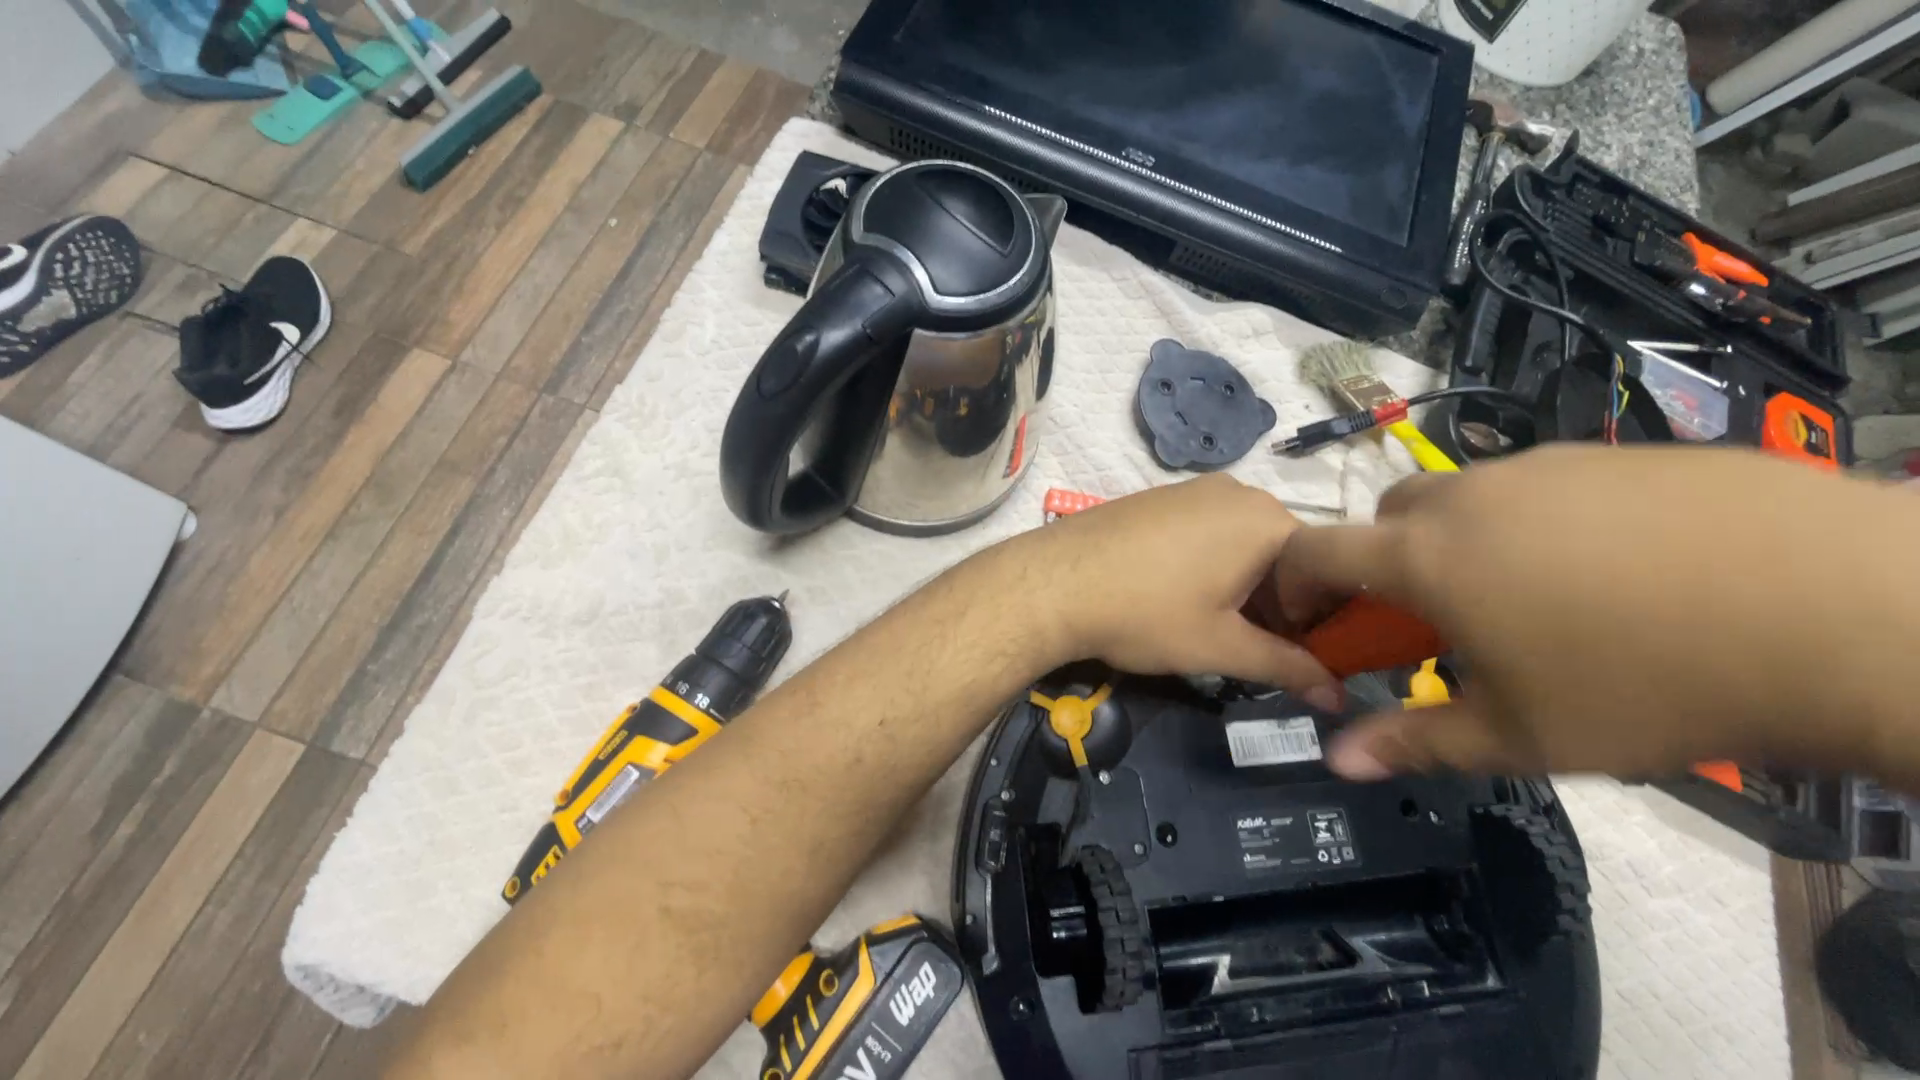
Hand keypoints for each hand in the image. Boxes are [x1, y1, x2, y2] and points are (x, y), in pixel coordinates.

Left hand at [986, 474, 1342, 706]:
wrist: (1050, 583)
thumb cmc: (1146, 614)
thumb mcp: (1221, 648)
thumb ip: (1286, 668)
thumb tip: (1338, 697)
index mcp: (1270, 520)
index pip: (1325, 571)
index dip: (1318, 619)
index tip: (1301, 657)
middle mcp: (1239, 492)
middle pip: (1283, 555)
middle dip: (1277, 604)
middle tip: (1253, 649)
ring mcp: (1193, 489)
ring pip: (1242, 544)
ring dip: (1242, 587)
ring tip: (1212, 628)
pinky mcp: (1158, 497)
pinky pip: (1205, 532)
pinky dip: (1208, 566)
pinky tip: (1178, 599)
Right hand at [1278, 444, 1919, 780]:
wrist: (1844, 612)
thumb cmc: (1649, 685)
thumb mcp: (1522, 735)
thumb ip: (1416, 742)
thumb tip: (1338, 762)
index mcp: (1429, 556)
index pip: (1317, 550)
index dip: (1294, 582)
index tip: (1310, 619)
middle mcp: (1473, 494)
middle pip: (1390, 515)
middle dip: (1386, 561)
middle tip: (1436, 620)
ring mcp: (1549, 465)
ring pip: (1469, 497)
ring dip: (1465, 542)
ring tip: (1535, 600)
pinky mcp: (1619, 455)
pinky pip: (1545, 486)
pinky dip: (1540, 523)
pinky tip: (1612, 571)